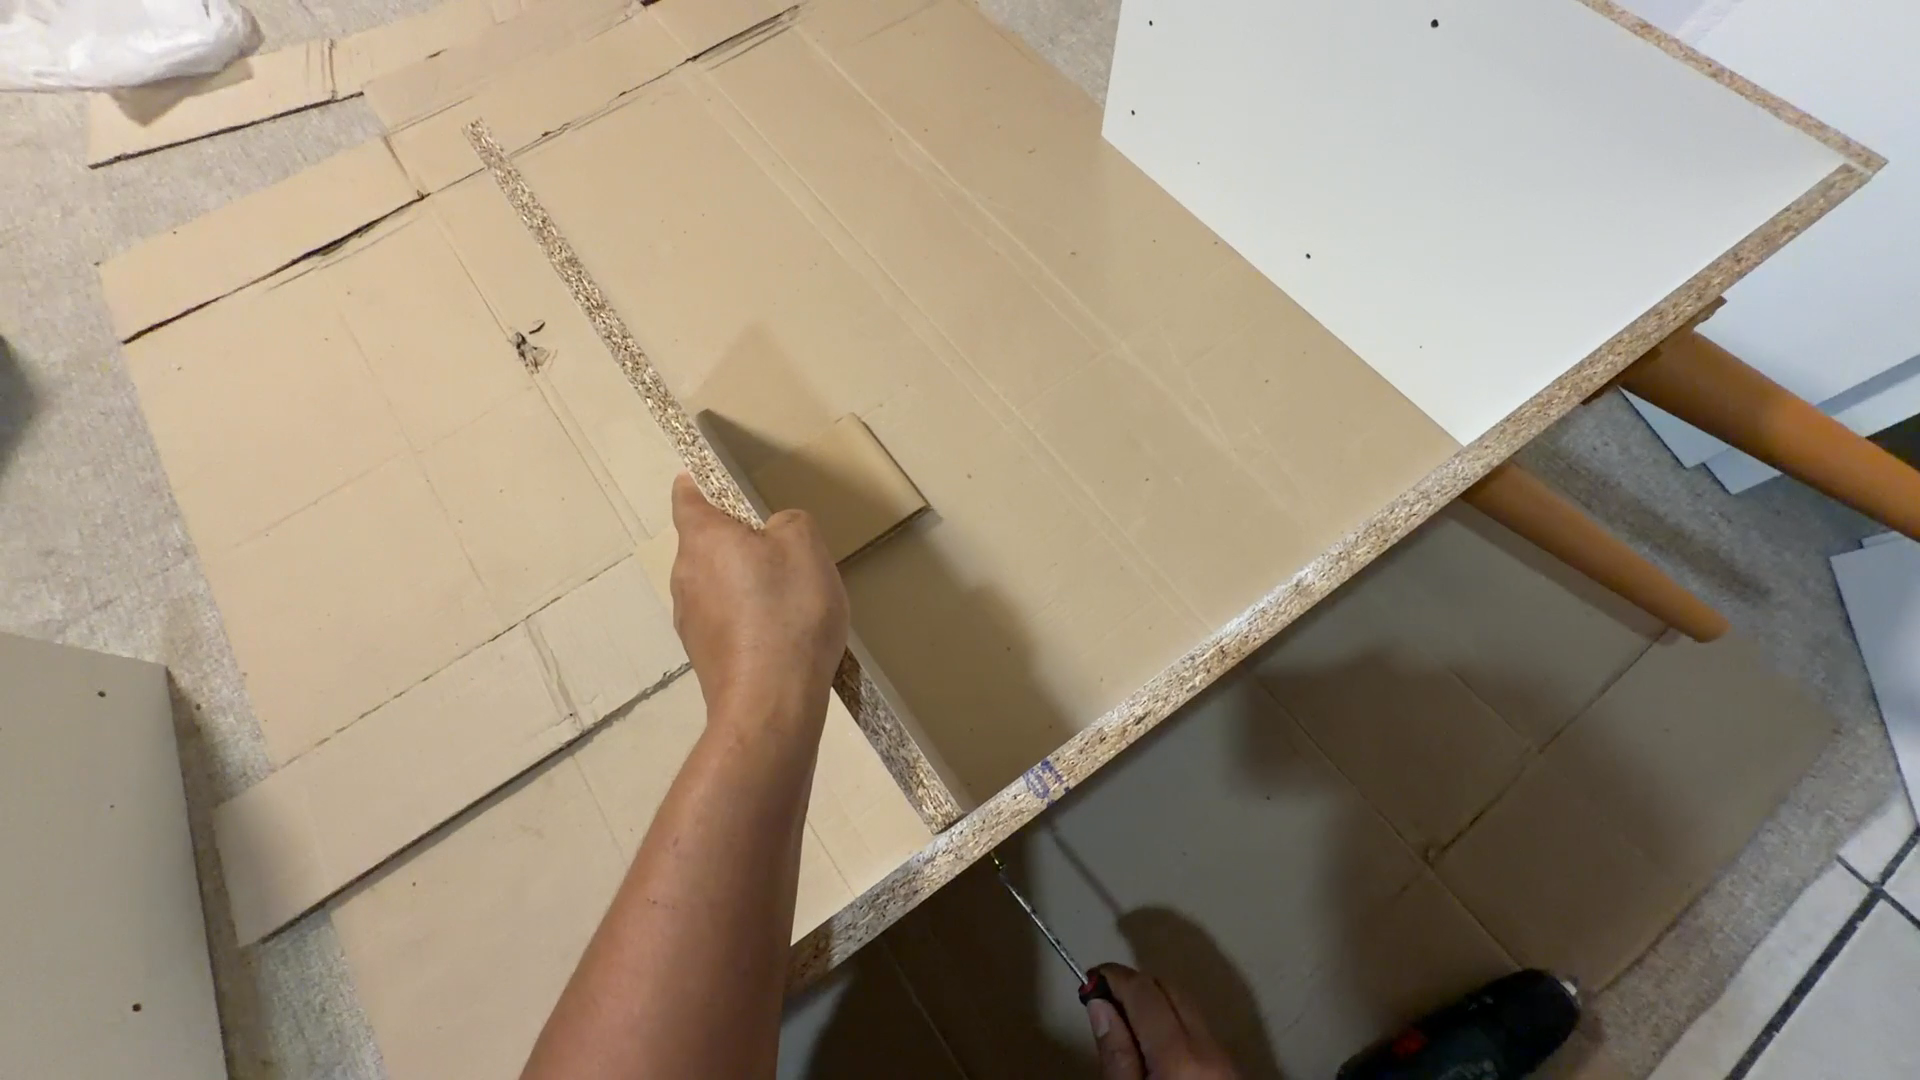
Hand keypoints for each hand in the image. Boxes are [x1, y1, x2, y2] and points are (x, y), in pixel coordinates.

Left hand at [668, 473, 849, 731]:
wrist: (770, 701)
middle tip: (779, 547)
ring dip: (742, 582)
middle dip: (734, 541)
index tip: (706, 481)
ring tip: (786, 596)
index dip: (696, 485)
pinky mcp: (704, 655)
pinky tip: (780, 633)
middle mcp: (685, 575)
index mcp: (704, 539)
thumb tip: (775, 530)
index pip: (686, 498)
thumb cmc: (787, 611)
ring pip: (715, 584)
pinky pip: (726, 621)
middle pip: (704, 544)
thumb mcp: (806, 546)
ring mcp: (690, 620)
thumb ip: (790, 523)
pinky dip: (747, 618)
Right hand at [1087, 965, 1239, 1079]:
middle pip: (1169, 987)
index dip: (1113, 976)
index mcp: (1180, 1057)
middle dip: (1136, 984)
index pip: (1143, 990)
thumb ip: (1116, 1054)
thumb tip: (1099, 1002)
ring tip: (1129, 1022)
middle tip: (1106, 999)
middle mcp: (1210, 1048)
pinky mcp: (1235, 1068)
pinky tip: (1157, 1041)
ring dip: (1157, 1001)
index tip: (1090, 977)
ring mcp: (1228, 1058)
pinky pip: (1200, 1028)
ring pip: (1187, 1004)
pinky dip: (1176, 1022)